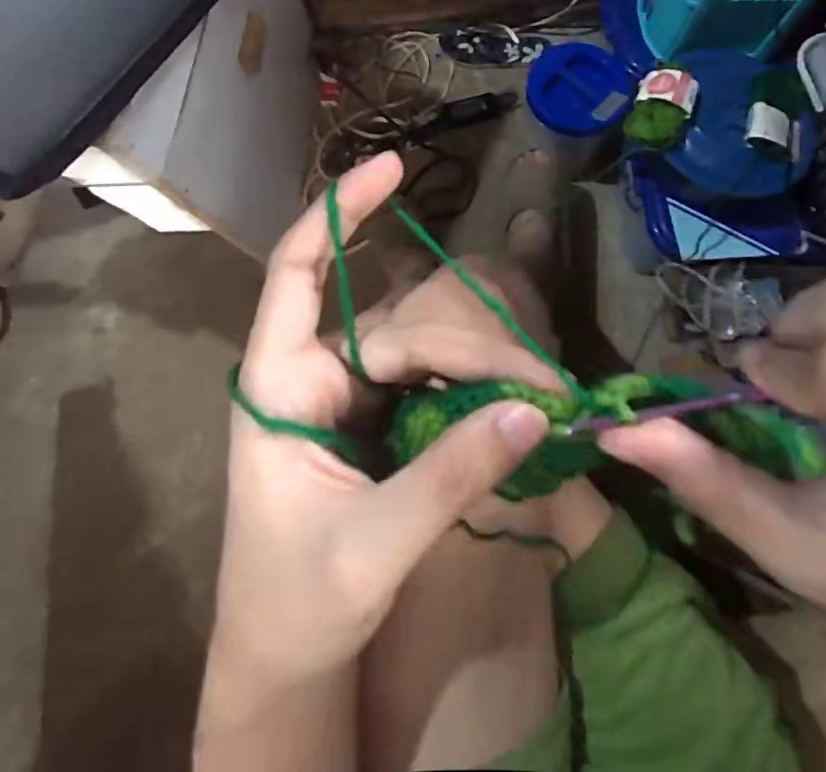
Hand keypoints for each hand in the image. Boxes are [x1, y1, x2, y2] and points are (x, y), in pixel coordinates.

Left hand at [213, 153, 561, 684]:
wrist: (294, 657)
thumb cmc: (301, 602)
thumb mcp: (373, 546)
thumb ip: (450, 478)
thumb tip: (533, 411)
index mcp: (282, 390)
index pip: (299, 278)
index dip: (340, 214)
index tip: (396, 168)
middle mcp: (321, 377)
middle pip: (399, 321)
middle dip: (472, 340)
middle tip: (543, 377)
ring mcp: (360, 398)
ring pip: (430, 347)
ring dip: (486, 360)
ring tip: (542, 383)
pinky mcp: (393, 420)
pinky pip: (443, 379)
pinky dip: (484, 380)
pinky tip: (521, 390)